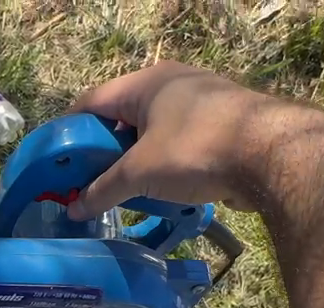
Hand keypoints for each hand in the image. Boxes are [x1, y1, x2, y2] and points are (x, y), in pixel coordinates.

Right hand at [63, 62, 318, 219]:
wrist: (269, 155)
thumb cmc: (194, 150)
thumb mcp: (137, 173)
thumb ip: (100, 190)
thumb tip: (73, 209)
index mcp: (147, 84)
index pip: (92, 101)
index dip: (68, 129)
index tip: (53, 159)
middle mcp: (171, 86)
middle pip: (118, 117)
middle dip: (96, 148)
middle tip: (79, 180)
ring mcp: (196, 104)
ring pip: (145, 133)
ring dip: (124, 160)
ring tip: (108, 189)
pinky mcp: (214, 127)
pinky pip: (169, 144)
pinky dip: (151, 165)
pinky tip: (144, 190)